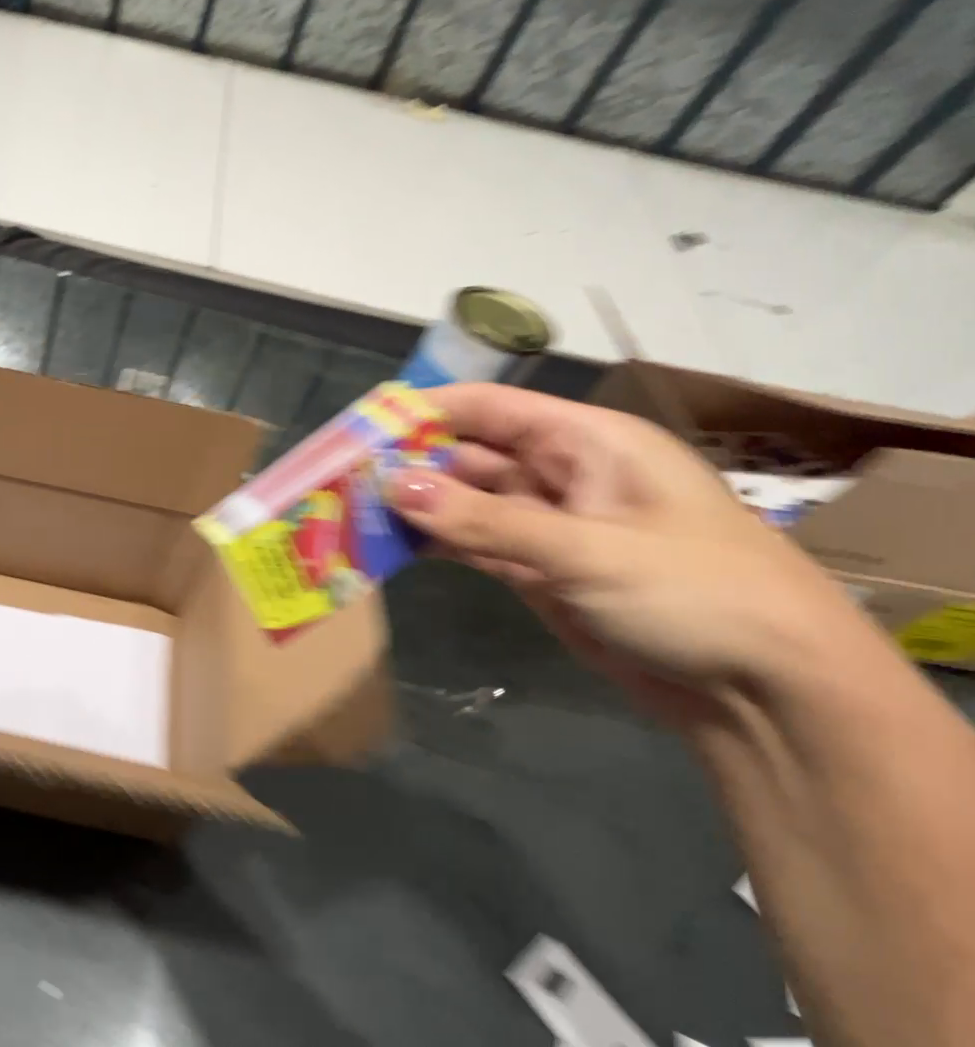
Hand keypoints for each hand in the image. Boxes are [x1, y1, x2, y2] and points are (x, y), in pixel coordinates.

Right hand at [383, 382, 872, 722]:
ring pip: (463, 503)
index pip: (489, 409)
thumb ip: (483, 518)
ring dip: (413, 508)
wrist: (763, 691)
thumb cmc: (693, 594)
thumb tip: (391, 484)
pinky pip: (472, 545)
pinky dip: (432, 545)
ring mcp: (547, 527)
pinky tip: (386, 549)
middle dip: (407, 464)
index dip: (424, 412)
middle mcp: (562, 475)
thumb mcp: (585, 550)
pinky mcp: (536, 572)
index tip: (359, 427)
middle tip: (337, 482)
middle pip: (467, 455)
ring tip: (347, 515)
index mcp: (588, 443)